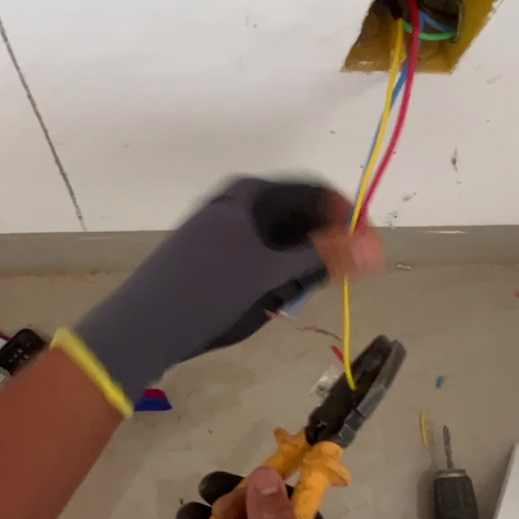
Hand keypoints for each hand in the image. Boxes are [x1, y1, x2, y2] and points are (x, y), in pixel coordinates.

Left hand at [64, 177, 382, 409]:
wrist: (142, 326)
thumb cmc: (209, 293)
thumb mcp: (272, 276)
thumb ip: (325, 258)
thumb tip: (375, 247)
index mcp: (249, 193)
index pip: (315, 192)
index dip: (346, 218)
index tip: (367, 250)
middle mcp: (234, 203)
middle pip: (297, 216)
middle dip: (319, 248)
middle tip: (329, 281)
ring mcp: (220, 229)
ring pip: (276, 242)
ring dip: (294, 268)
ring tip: (288, 297)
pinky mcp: (209, 255)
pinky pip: (255, 257)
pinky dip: (271, 276)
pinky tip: (267, 302)